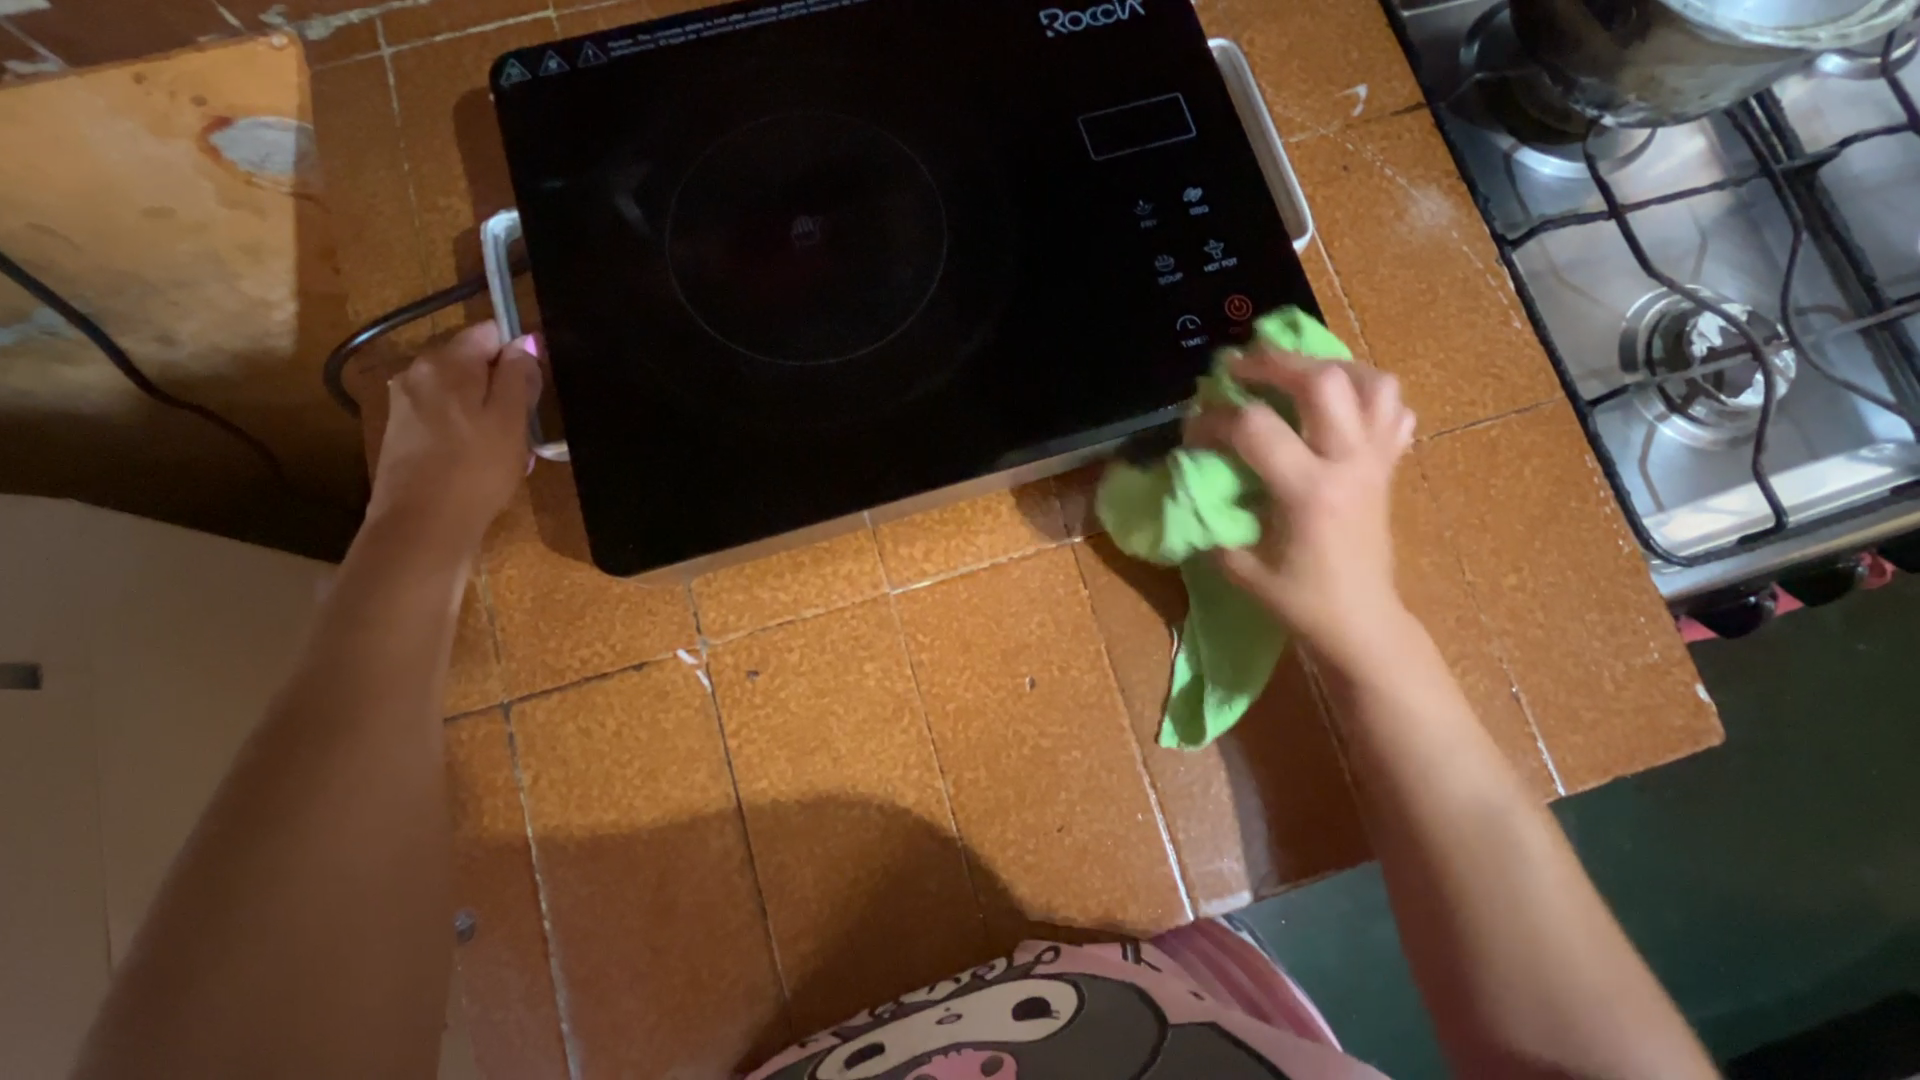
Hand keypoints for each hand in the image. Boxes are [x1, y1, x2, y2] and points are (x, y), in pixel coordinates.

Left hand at [365, 321, 541, 557]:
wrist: (422, 526)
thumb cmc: (476, 470)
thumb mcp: (511, 420)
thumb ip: (518, 376)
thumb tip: (523, 341)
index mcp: (446, 362)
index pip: (487, 333)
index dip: (517, 352)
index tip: (534, 387)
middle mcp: (417, 372)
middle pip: (470, 362)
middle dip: (500, 385)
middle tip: (523, 425)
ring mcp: (403, 403)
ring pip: (458, 392)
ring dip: (485, 411)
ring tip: (505, 449)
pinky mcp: (400, 433)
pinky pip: (443, 417)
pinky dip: (465, 430)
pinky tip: (479, 461)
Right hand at [1187, 347, 1415, 664]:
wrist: (1363, 622)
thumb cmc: (1302, 602)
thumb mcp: (1243, 569)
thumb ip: (1216, 523)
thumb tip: (1193, 488)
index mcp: (1309, 492)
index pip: (1254, 428)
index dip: (1213, 421)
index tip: (1191, 431)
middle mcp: (1348, 464)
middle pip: (1322, 381)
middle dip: (1273, 363)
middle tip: (1238, 367)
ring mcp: (1376, 461)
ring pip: (1370, 382)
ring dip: (1328, 366)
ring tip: (1294, 372)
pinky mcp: (1388, 465)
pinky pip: (1391, 407)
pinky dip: (1365, 390)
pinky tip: (1336, 399)